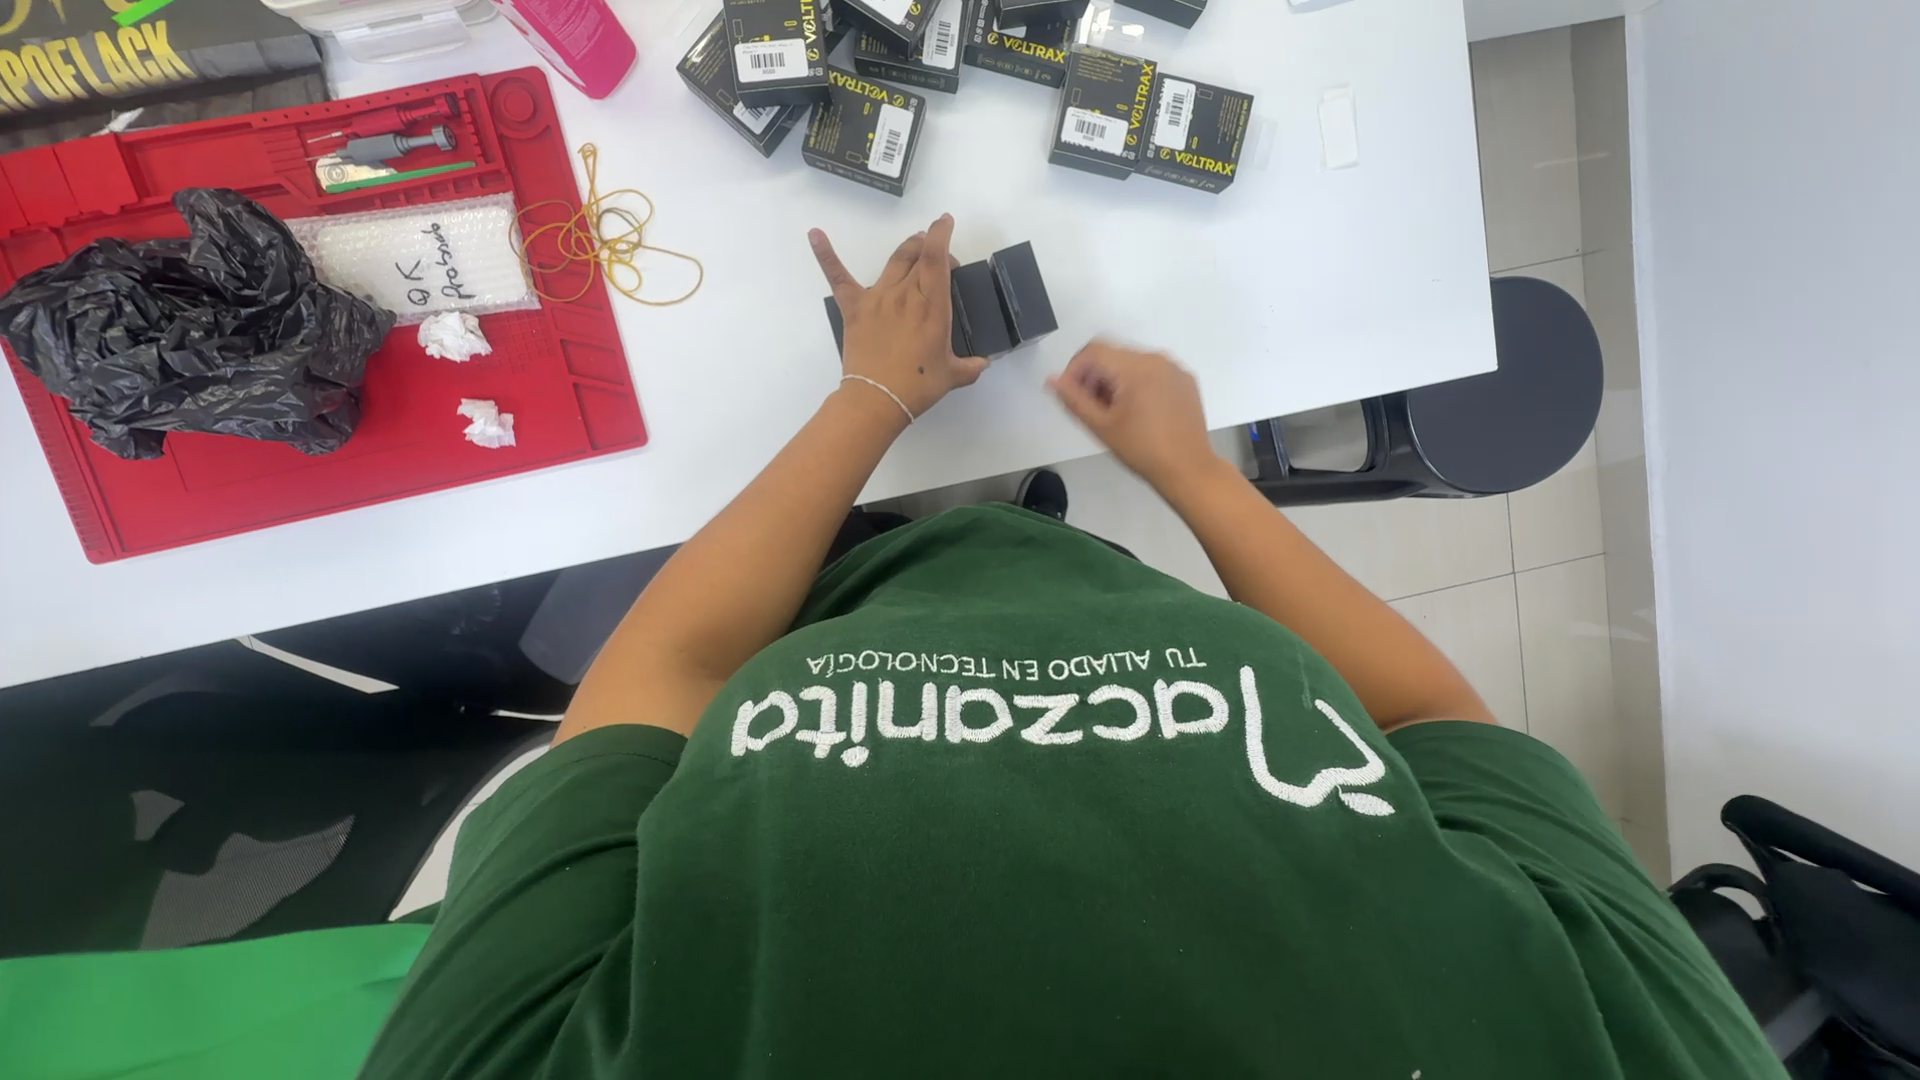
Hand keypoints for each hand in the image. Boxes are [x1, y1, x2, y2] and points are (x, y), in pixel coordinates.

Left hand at [810, 214, 988, 418]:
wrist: (878, 398)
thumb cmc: (918, 386)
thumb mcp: (952, 375)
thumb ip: (970, 366)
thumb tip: (982, 364)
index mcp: (932, 306)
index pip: (936, 257)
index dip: (941, 234)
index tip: (945, 223)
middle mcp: (905, 294)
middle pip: (916, 255)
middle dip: (930, 246)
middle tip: (938, 254)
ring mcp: (877, 298)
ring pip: (893, 262)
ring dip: (906, 249)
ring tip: (914, 245)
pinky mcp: (854, 308)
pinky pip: (838, 277)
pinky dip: (826, 254)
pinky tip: (815, 234)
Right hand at [1048, 341, 1220, 488]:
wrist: (1188, 469)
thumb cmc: (1142, 450)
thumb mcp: (1101, 426)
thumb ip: (1073, 399)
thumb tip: (1052, 379)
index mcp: (1136, 368)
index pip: (1093, 351)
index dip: (1074, 369)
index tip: (1070, 394)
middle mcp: (1157, 359)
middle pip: (1113, 355)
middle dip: (1094, 376)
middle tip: (1090, 408)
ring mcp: (1175, 368)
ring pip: (1132, 362)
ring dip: (1114, 380)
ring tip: (1113, 412)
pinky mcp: (1186, 380)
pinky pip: (1153, 371)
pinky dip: (1137, 383)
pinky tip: (1137, 412)